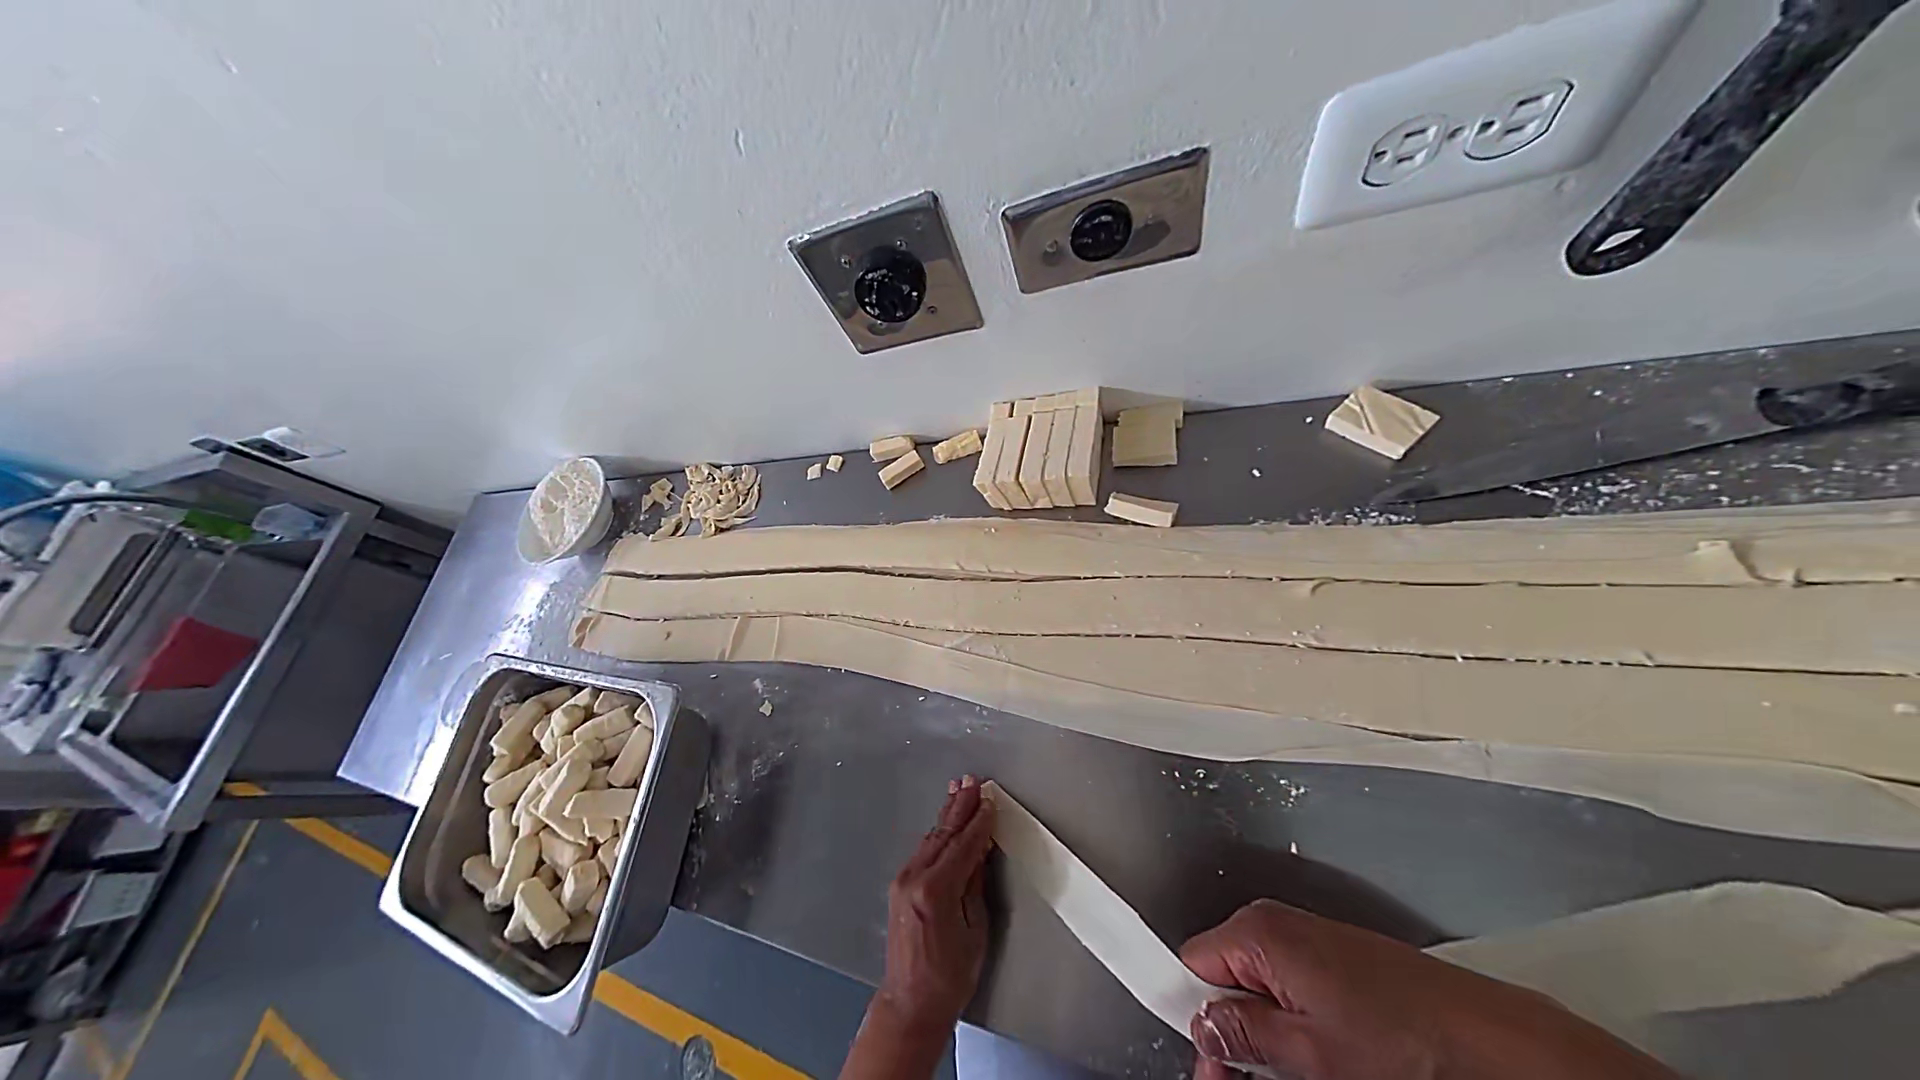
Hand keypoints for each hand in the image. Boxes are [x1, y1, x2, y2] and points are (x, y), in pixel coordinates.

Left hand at [839, 776, 996, 1079]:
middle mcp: (914, 879)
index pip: (964, 844)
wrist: (911, 1002)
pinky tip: (946, 823)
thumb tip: (981, 849)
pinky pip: (923, 850)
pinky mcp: (899, 885)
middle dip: (960, 805)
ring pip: (931, 838)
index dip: (979, 821)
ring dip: (948, 814)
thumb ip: (975, 883)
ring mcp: (903, 881)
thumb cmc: (948, 977)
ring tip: (959, 791)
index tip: (990, 801)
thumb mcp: (975, 929)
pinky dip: (938, 833)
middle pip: (944, 833)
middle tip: (972, 782)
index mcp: (936, 890)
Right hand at [1181, 900, 1680, 1079]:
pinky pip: (1290, 984)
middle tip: (1252, 1078)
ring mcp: (1308, 938)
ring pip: (1257, 986)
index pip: (1190, 963)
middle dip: (1231, 1028)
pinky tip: (1323, 1051)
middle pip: (1222, 974)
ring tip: (1300, 1069)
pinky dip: (1294, 1020)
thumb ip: (1242, 1035)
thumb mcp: (1309, 1055)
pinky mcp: (1335, 957)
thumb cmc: (1405, 1040)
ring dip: (1266, 1031)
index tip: (1206, 1054)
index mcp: (1258, 931)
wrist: (1491, 1041)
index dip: (1193, 1012)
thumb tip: (1204, 1028)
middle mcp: (1276, 923)